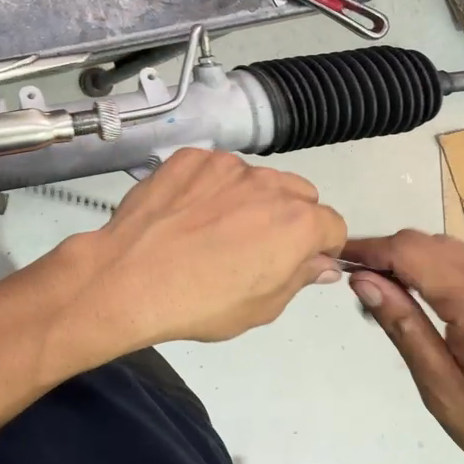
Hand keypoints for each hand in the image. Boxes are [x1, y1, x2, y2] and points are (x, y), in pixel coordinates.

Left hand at [56, 148, 346, 351]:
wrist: (131, 275)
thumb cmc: (200, 302)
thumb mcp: (263, 306)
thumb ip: (299, 276)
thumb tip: (319, 262)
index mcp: (297, 222)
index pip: (332, 224)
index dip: (319, 245)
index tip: (299, 260)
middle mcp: (266, 183)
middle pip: (297, 192)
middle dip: (289, 215)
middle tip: (256, 244)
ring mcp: (223, 165)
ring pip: (254, 176)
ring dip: (247, 196)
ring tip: (214, 228)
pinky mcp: (188, 157)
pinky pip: (212, 167)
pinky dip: (208, 184)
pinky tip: (188, 211)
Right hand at [345, 232, 463, 463]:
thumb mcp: (443, 390)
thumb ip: (402, 326)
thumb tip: (362, 279)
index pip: (408, 251)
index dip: (368, 249)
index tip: (338, 259)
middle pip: (431, 243)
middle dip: (390, 253)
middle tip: (363, 282)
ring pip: (458, 249)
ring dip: (421, 257)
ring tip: (398, 290)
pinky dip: (453, 266)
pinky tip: (445, 298)